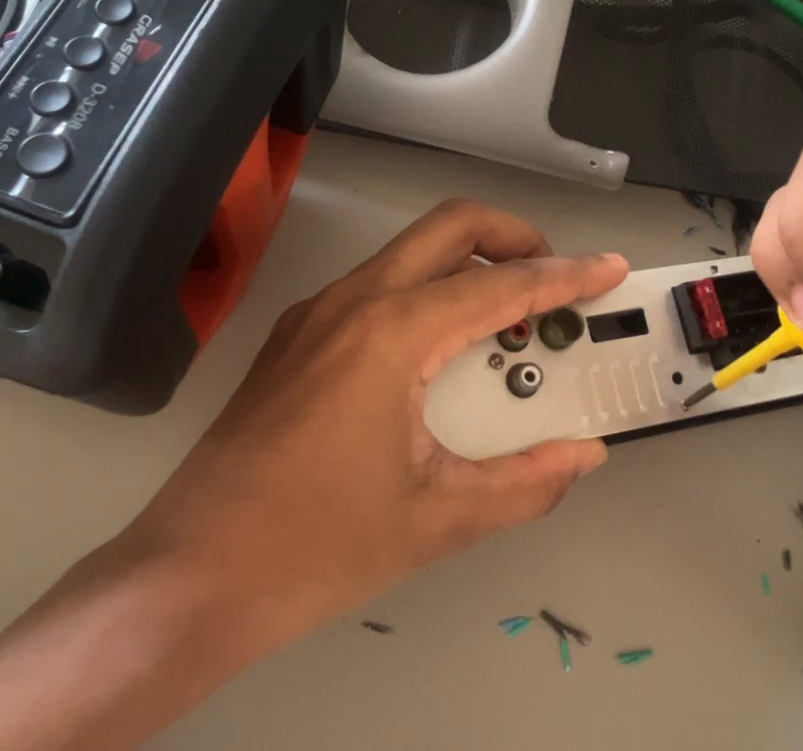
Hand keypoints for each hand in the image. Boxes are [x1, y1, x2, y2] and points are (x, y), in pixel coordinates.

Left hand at [117, 199, 626, 655]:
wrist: (193, 574)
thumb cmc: (318, 546)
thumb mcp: (439, 518)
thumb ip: (526, 483)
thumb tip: (585, 457)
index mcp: (391, 334)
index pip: (499, 286)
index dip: (565, 275)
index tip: (608, 269)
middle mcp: (351, 303)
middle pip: (448, 228)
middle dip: (513, 237)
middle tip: (554, 282)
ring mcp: (315, 316)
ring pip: (408, 255)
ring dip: (467, 269)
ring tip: (508, 325)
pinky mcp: (295, 340)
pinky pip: (376, 290)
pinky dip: (425, 298)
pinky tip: (441, 359)